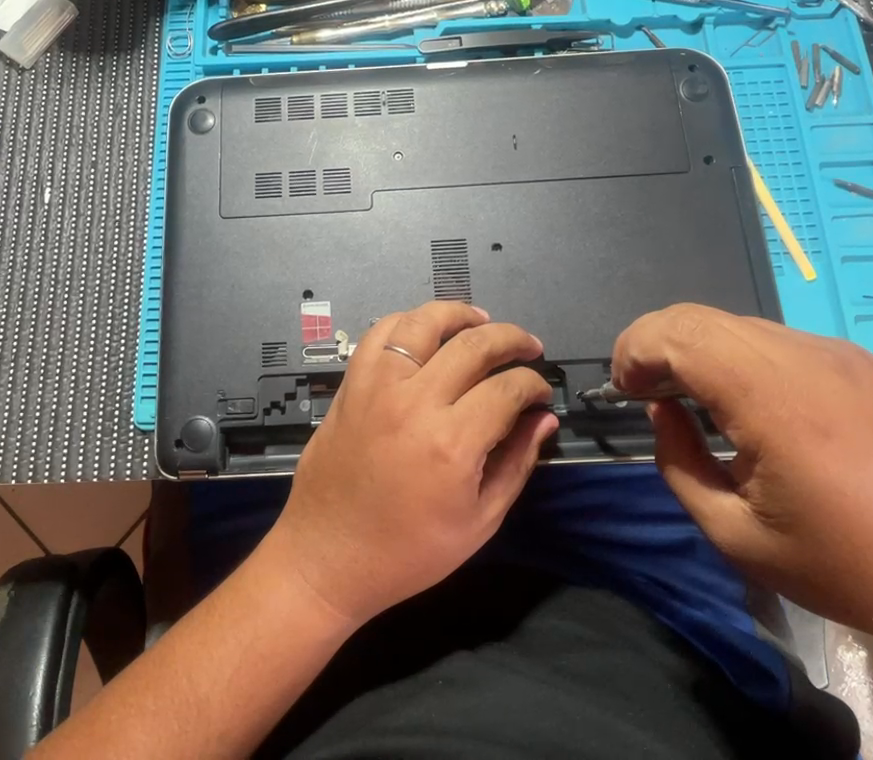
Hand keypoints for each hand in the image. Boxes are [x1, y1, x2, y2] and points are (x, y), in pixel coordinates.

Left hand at [263, 301, 557, 625]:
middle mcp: (413, 402)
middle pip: (473, 345)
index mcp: (451, 443)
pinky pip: (379, 335)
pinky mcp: (351, 386)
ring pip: (421, 323)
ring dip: (459, 314)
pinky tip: (427, 333)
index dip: (534, 385)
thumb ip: (516, 463)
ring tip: (482, 322)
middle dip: (512, 339)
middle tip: (529, 347)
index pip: (507, 388)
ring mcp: (376, 388)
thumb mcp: (479, 522)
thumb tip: (544, 419)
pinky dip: (407, 323)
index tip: (541, 394)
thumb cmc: (408, 552)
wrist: (328, 557)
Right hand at [614, 304, 872, 659]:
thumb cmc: (860, 571)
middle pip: (701, 317)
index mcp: (772, 394)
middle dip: (657, 346)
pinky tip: (750, 411)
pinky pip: (780, 344)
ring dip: (699, 352)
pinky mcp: (868, 368)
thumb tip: (665, 416)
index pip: (675, 331)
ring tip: (693, 406)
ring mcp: (843, 355)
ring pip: (740, 325)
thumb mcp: (740, 539)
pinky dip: (740, 361)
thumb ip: (680, 466)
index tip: (622, 394)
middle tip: (644, 397)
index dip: (633, 351)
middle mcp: (806, 354)